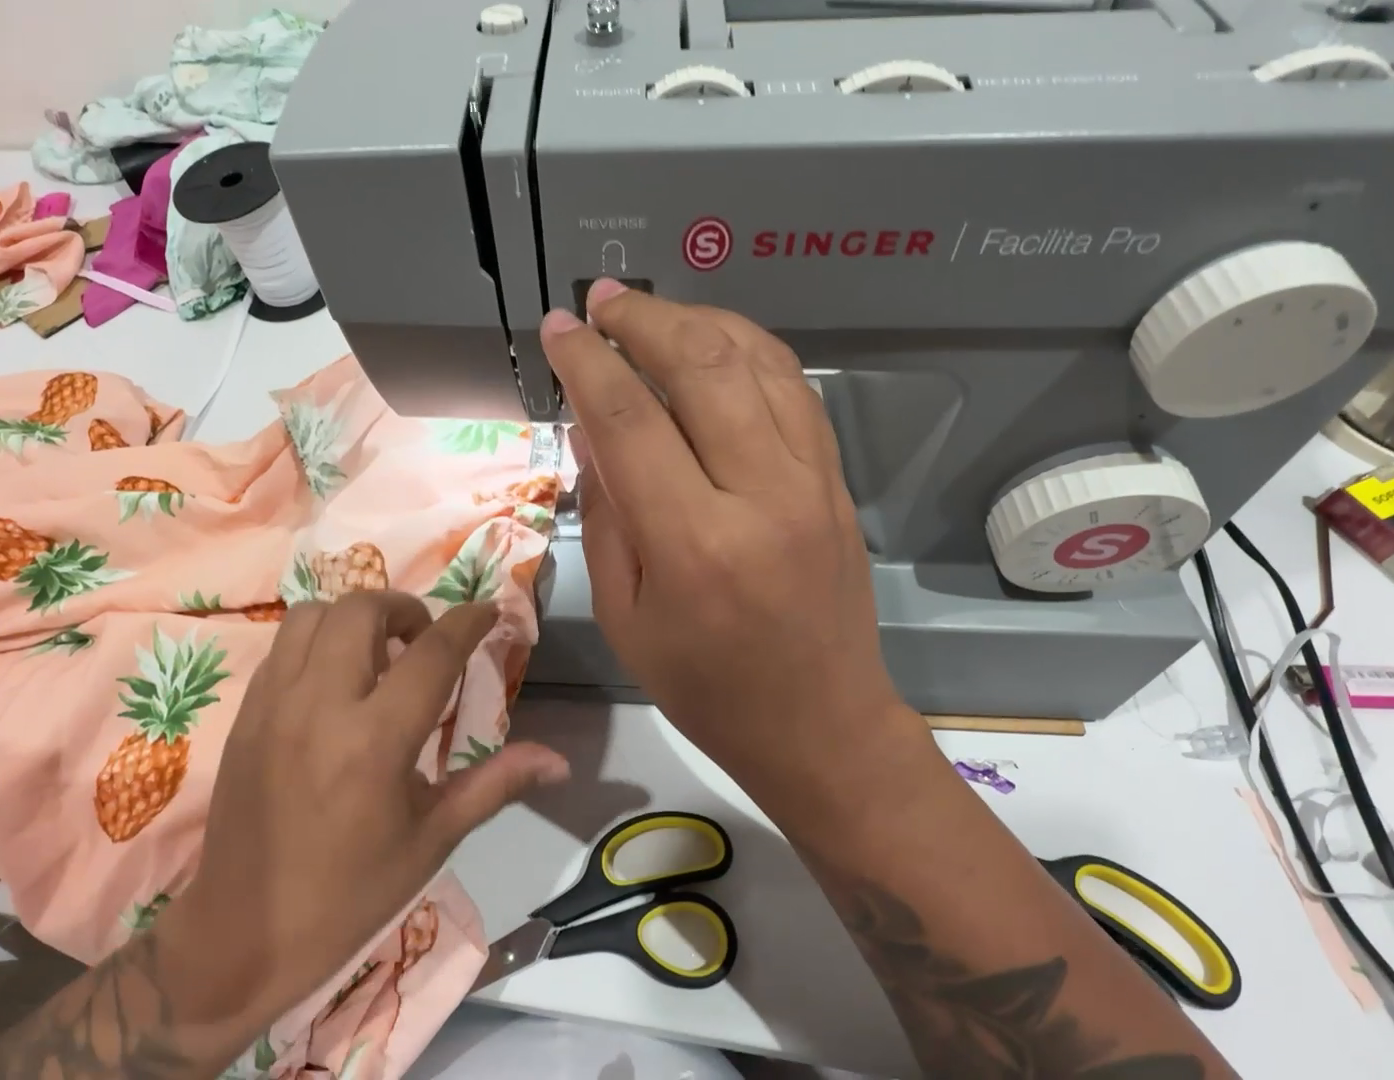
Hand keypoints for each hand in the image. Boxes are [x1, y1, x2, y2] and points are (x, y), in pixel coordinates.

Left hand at [160, 593, 568, 1026]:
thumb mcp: (433, 840)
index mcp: (376, 742)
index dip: (467, 622)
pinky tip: (336, 680)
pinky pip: (282, 647)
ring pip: (312, 615)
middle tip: (425, 639)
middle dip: (405, 608)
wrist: (244, 936)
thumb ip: (496, 784)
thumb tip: (559, 762)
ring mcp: (273, 706)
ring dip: (354, 617)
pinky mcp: (244, 716)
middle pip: (362, 610)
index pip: (432, 653)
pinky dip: (317, 641)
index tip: (487, 611)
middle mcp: (320, 707)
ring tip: (378, 653)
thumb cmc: (351, 894)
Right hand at [540, 280, 919, 804]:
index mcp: (692, 543)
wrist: (820, 723)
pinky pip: (795, 388)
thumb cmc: (706, 687)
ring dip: (698, 319)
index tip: (557, 327)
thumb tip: (590, 429)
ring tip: (652, 310)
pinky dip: (751, 349)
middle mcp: (759, 495)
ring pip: (757, 362)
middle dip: (642, 318)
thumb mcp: (626, 617)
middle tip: (601, 300)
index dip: (586, 362)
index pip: (629, 419)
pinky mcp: (836, 480)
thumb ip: (606, 515)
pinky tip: (715, 342)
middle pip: (700, 366)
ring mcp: (810, 481)